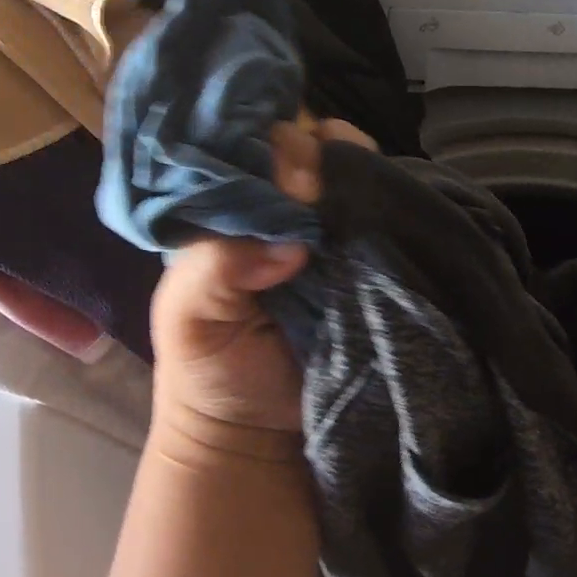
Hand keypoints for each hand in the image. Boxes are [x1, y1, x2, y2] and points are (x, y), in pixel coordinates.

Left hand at [146, 115, 378, 438]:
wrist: (261, 432)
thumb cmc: (211, 371)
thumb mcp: (187, 319)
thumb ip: (213, 268)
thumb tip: (291, 244)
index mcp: (227, 211)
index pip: (248, 144)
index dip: (269, 147)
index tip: (289, 180)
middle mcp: (280, 210)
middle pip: (307, 147)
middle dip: (316, 154)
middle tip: (316, 195)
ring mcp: (330, 231)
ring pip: (352, 172)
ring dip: (358, 173)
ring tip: (353, 203)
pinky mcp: (370, 257)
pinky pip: (386, 214)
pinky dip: (390, 204)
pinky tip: (388, 211)